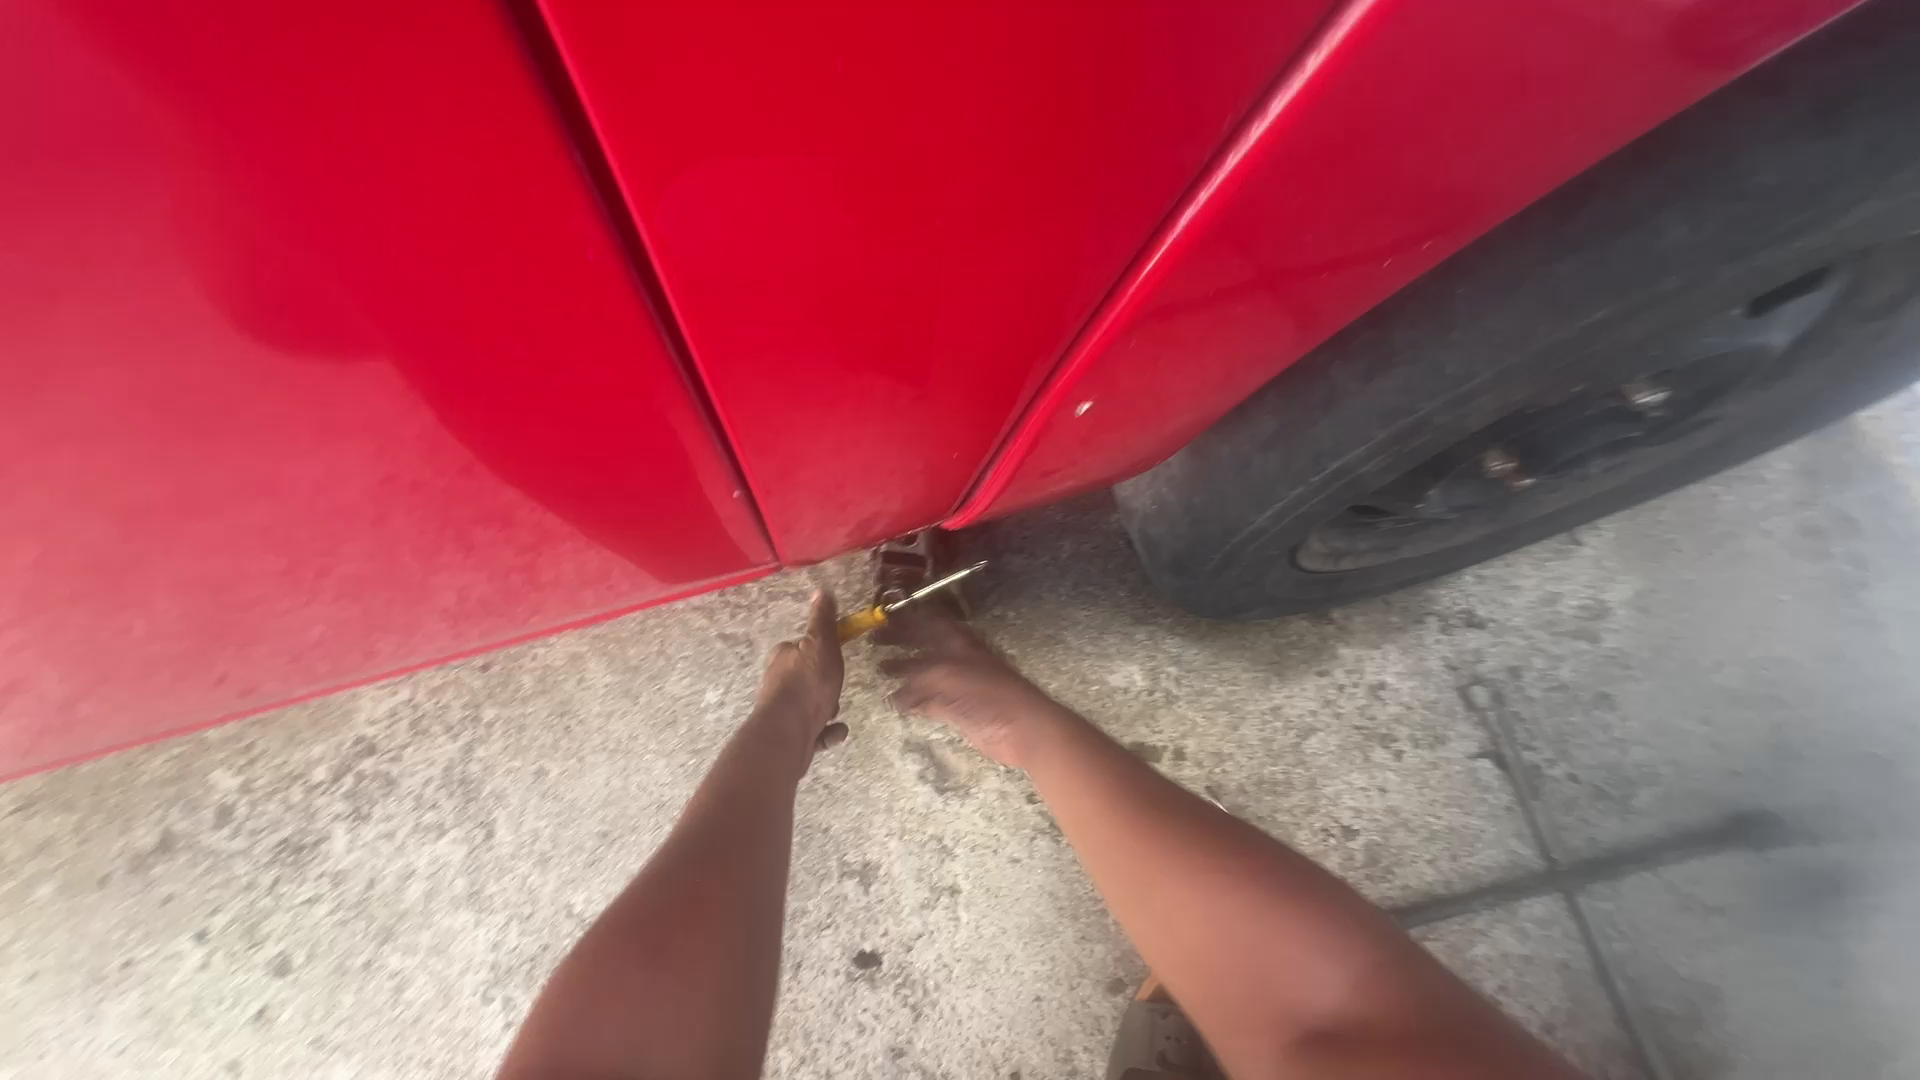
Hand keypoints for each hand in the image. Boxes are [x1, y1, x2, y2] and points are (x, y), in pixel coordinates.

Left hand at [752, 591, 847, 763]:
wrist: (788, 734)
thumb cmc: (806, 685)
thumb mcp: (820, 644)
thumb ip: (822, 620)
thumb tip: (820, 590)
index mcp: (783, 658)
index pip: (798, 648)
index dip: (816, 652)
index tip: (832, 658)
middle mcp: (778, 684)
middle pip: (805, 679)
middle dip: (823, 685)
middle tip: (835, 687)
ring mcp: (783, 714)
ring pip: (809, 707)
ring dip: (826, 709)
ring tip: (836, 712)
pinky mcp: (789, 737)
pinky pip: (814, 733)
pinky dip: (827, 732)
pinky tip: (838, 731)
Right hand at [875, 609, 1069, 767]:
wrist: (1022, 728)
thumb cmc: (990, 695)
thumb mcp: (950, 677)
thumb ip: (920, 680)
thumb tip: (897, 695)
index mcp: (959, 643)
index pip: (928, 623)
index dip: (907, 620)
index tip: (883, 620)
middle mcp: (958, 659)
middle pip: (925, 644)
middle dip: (901, 641)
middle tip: (875, 642)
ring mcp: (959, 684)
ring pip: (927, 673)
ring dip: (905, 670)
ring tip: (881, 670)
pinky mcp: (960, 709)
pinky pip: (931, 700)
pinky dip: (914, 699)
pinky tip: (899, 703)